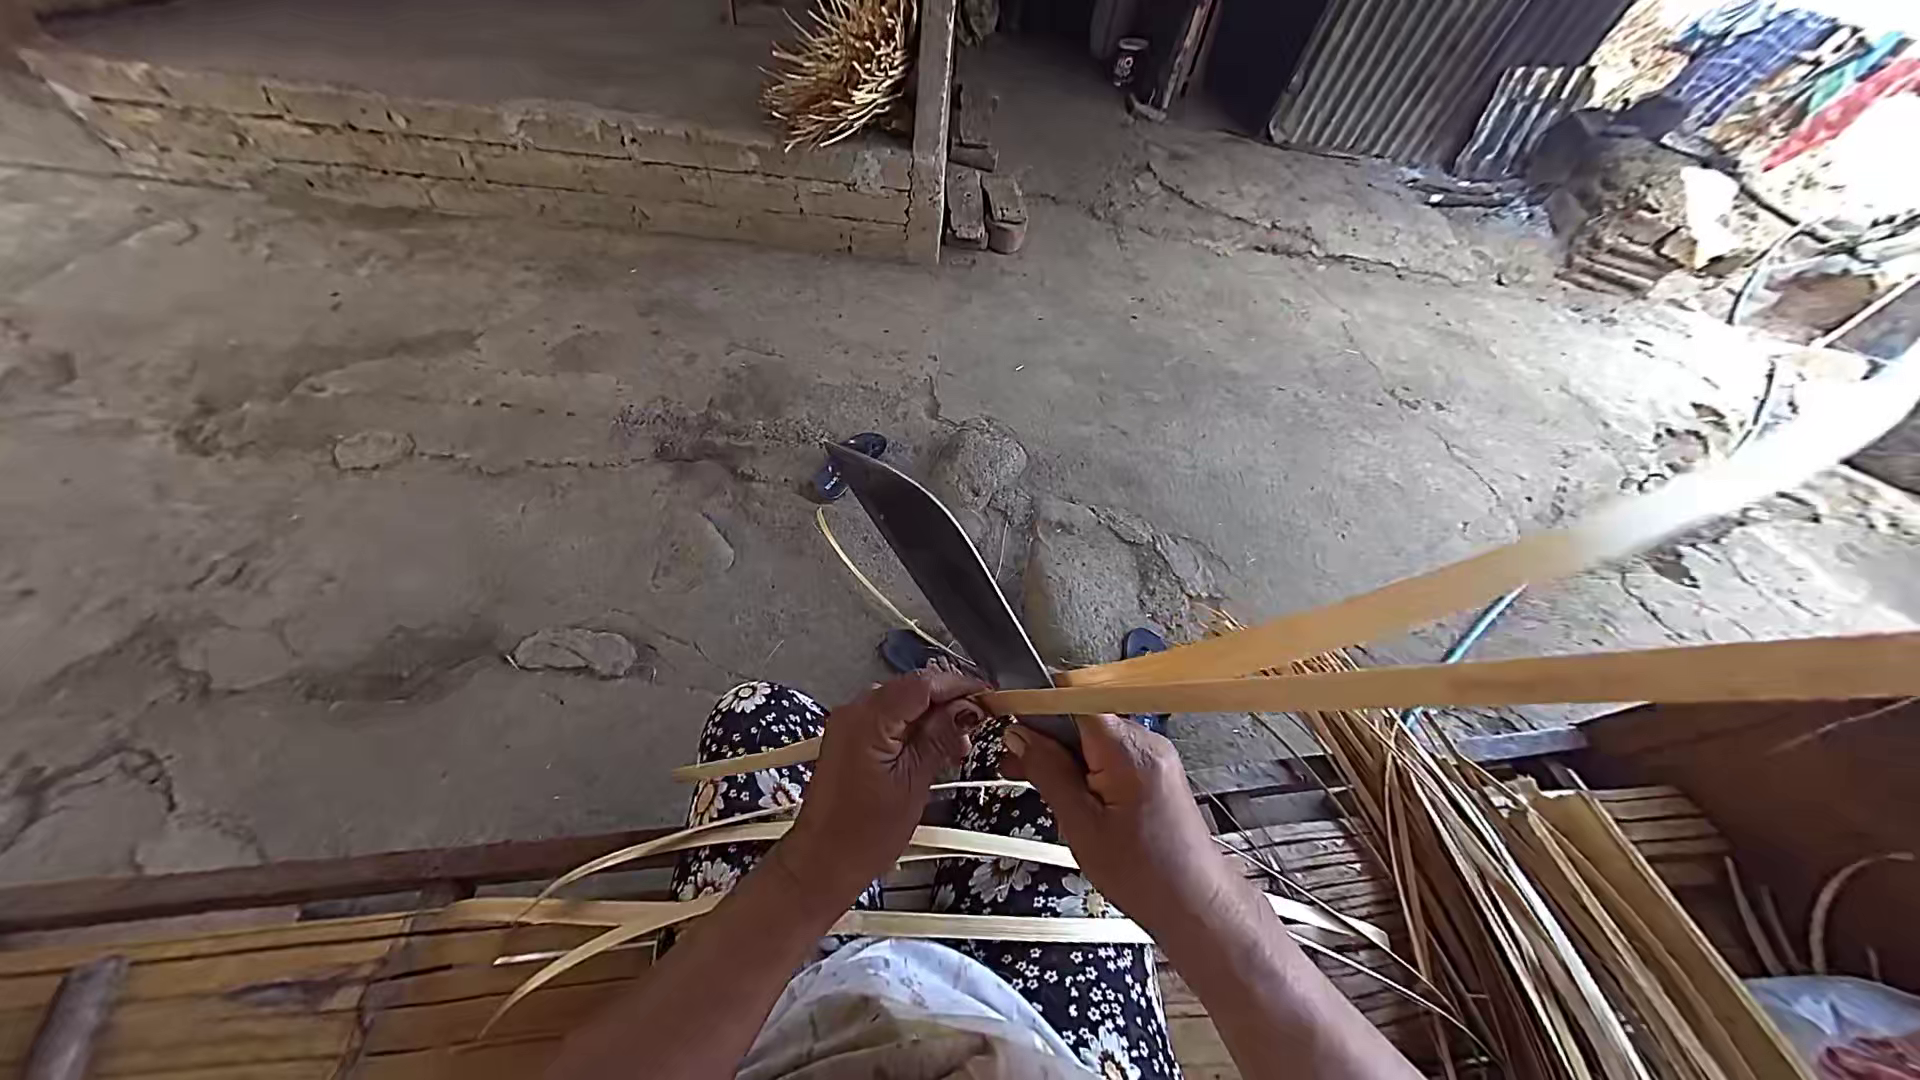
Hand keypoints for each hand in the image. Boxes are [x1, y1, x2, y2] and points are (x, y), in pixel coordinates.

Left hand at [779, 669, 987, 899]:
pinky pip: (888, 716)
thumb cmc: (866, 833)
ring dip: (932, 713)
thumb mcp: (913, 782)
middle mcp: (855, 710)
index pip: (922, 683)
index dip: (958, 686)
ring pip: (902, 701)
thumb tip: (968, 710)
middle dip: (947, 699)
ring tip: (959, 739)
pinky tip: (933, 744)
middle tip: (978, 722)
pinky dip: (913, 724)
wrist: (821, 863)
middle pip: (911, 687)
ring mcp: (849, 721)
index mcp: (869, 718)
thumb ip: (939, 738)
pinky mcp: (850, 736)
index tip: (987, 698)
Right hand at [1004, 714, 1245, 930]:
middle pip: (1082, 716)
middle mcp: (1144, 742)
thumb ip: (1048, 772)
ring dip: (1061, 753)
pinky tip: (1063, 788)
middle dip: (1044, 735)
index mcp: (1127, 750)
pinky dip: (1082, 766)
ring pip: (1093, 736)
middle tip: (1013, 760)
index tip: (1008, 718)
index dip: (1037, 705)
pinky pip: (1109, 753)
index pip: (1074, 699)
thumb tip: (1019, 735)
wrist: (1198, 908)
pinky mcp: (1153, 771)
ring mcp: (1152, 755)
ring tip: (1031, 777)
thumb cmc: (1145, 876)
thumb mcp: (1081, 825)